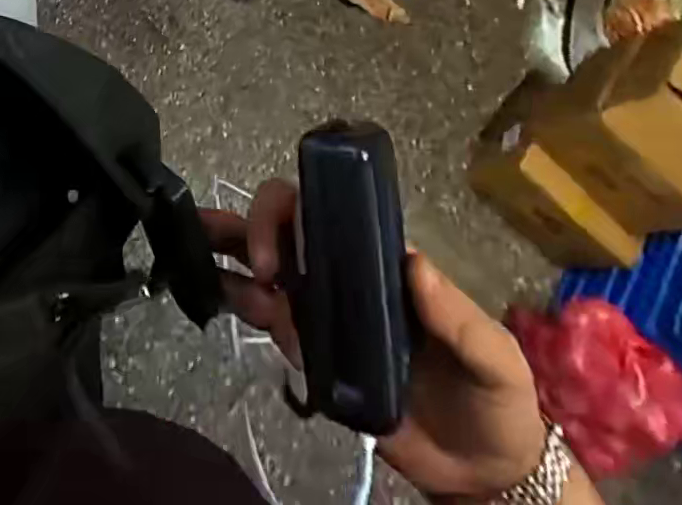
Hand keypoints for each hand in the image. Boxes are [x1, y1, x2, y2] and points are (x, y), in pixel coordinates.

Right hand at [201, 180, 547, 500]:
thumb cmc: (490, 398)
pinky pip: (264, 315)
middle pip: (284, 228)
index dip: (290, 211)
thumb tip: (412, 262)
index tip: (277, 249)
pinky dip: (235, 298)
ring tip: (189, 246)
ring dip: (227, 249)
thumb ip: (457, 315)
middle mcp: (340, 273)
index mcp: (377, 260)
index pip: (326, 212)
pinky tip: (213, 292)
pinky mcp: (307, 349)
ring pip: (262, 263)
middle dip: (249, 225)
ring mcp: (319, 309)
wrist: (477, 471)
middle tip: (237, 256)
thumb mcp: (492, 356)